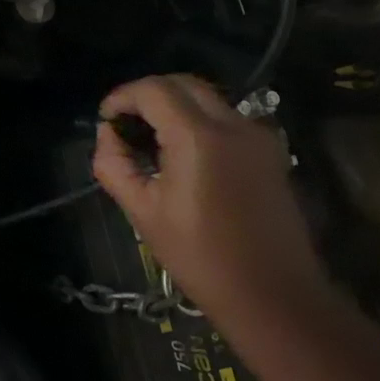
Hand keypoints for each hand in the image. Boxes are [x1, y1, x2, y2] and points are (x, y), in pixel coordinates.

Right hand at [93, 74, 327, 321]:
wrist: (275, 296)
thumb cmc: (201, 257)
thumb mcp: (142, 211)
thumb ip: (114, 163)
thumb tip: (108, 134)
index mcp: (198, 137)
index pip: (153, 90)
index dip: (122, 97)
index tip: (105, 119)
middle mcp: (233, 124)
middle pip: (182, 84)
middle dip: (148, 95)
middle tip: (125, 123)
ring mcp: (258, 136)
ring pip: (207, 98)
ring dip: (174, 105)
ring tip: (151, 138)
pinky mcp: (271, 152)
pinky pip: (226, 117)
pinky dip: (198, 120)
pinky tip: (183, 153)